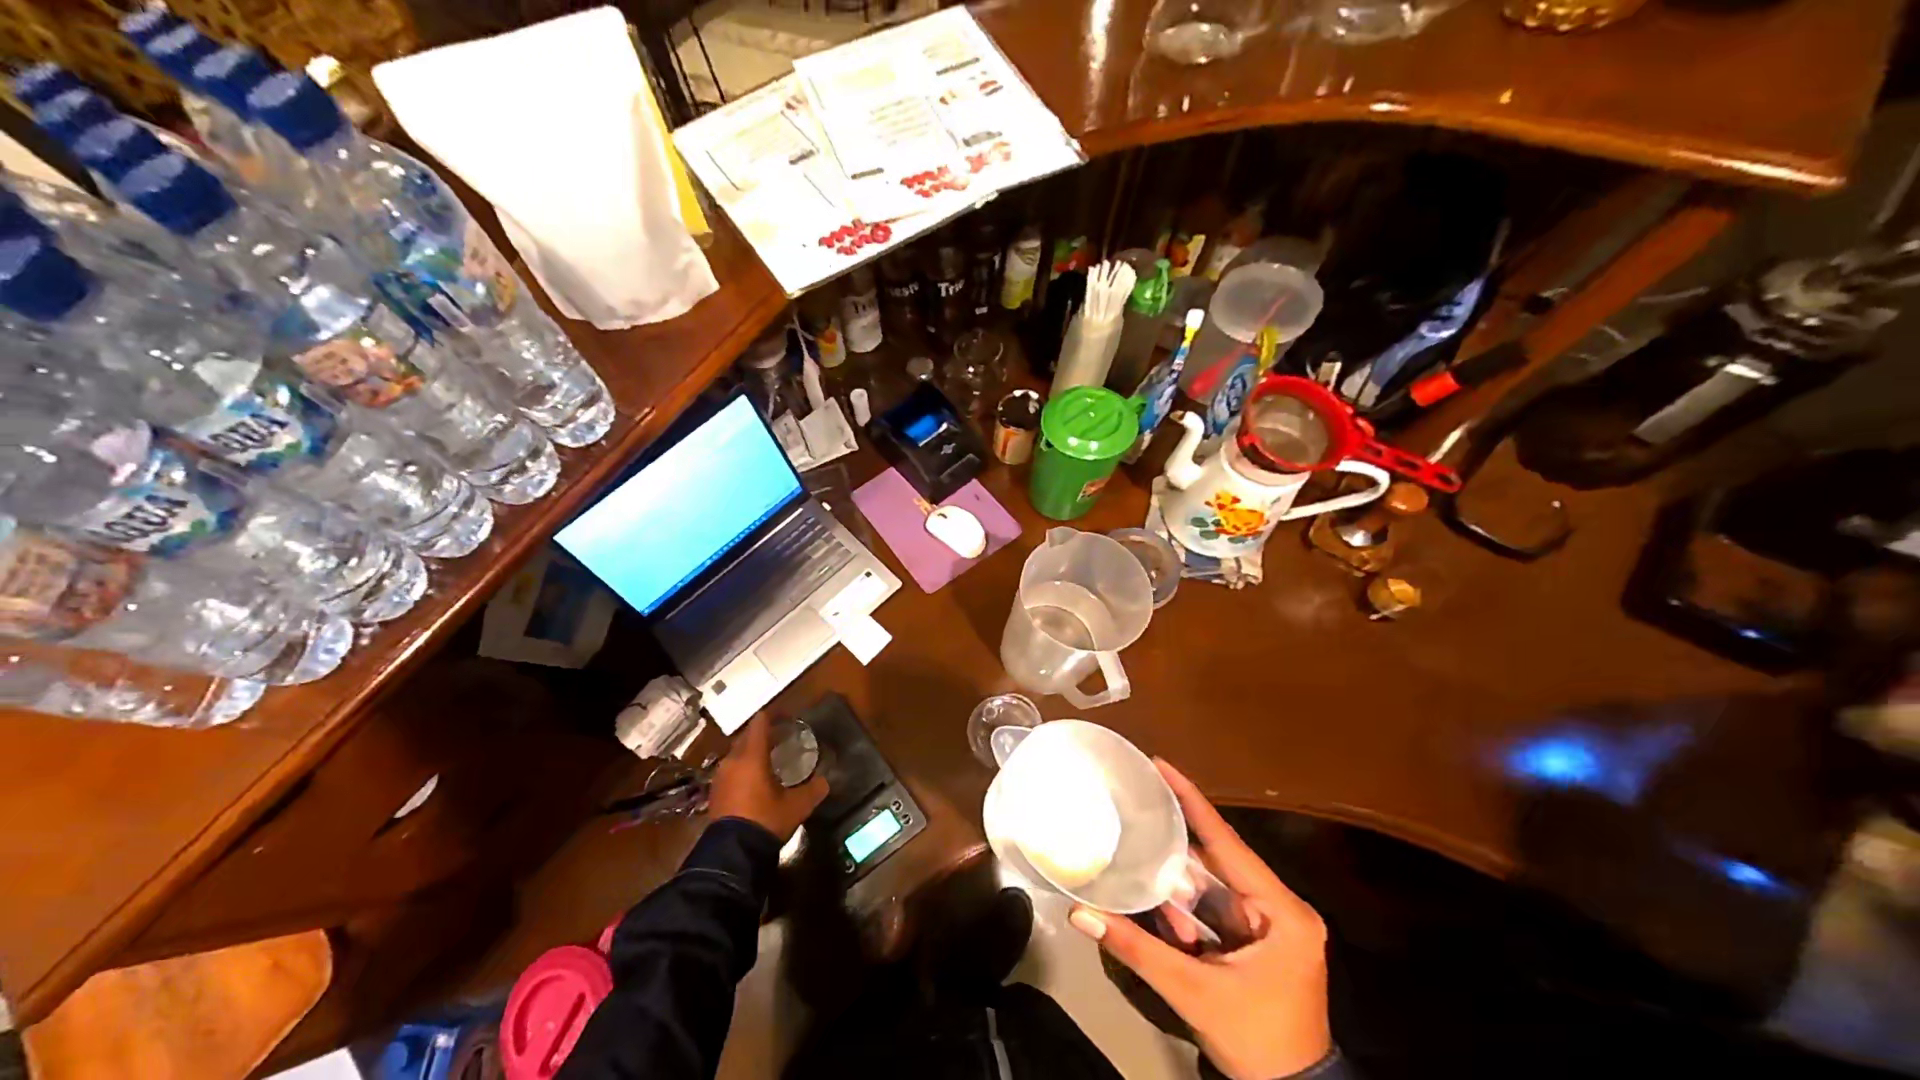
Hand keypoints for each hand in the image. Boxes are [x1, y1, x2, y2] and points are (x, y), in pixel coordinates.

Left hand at [707, 713, 827, 839]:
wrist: (733, 854)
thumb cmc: (766, 820)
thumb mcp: (797, 806)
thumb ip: (814, 789)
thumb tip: (826, 780)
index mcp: (751, 756)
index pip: (760, 723)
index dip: (774, 716)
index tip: (789, 718)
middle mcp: (732, 760)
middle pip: (748, 736)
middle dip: (765, 734)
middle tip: (784, 739)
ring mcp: (720, 777)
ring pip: (737, 754)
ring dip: (753, 752)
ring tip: (771, 759)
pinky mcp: (715, 793)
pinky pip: (731, 770)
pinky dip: (744, 768)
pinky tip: (756, 781)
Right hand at [1068, 760, 1331, 1079]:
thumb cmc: (1254, 1039)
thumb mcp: (1194, 992)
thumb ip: (1137, 949)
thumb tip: (1082, 915)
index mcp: (1281, 912)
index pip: (1228, 843)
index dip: (1193, 801)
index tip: (1162, 765)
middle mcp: (1281, 909)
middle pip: (1219, 864)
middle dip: (1177, 850)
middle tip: (1138, 814)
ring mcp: (1274, 928)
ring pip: (1215, 890)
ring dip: (1179, 888)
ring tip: (1142, 866)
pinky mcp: (1262, 945)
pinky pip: (1218, 913)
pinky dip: (1189, 912)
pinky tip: (1162, 909)